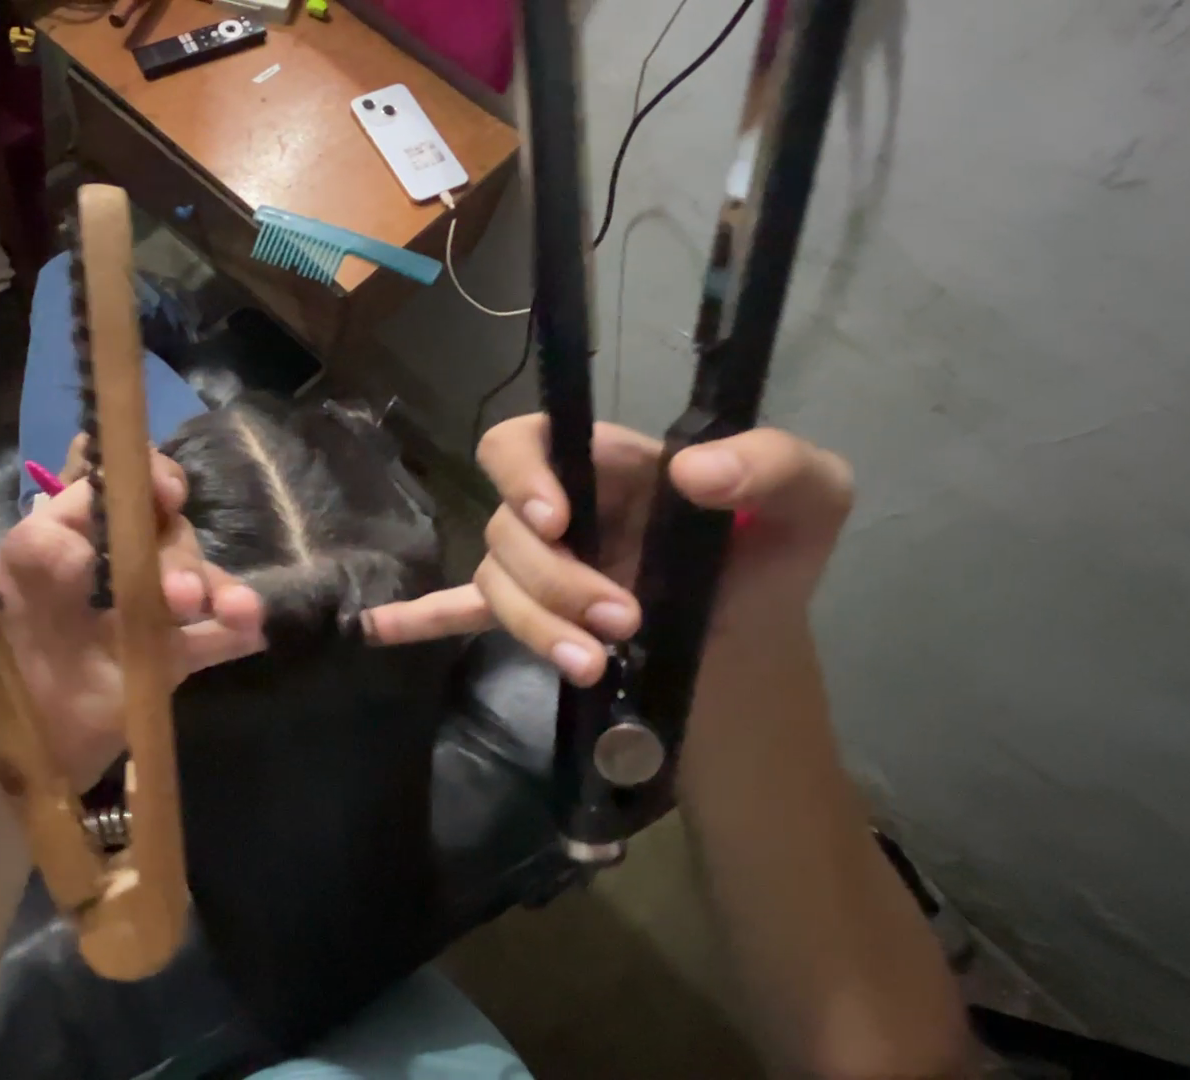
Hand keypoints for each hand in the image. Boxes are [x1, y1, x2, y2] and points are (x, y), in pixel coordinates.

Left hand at [0, 423, 265, 792]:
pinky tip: (250, 627)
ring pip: (183, 577)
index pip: (85, 491)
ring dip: (204, 576)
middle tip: (168, 532)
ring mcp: (130, 623)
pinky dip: (233, 628)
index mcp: (36, 551)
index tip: (131, 468)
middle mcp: (94, 577)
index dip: (114, 469)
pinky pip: (205, 643)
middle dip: (167, 524)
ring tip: (201, 604)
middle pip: (149, 524)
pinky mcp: (158, 671)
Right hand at [363, 416, 852, 684]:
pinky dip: (420, 619)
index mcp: (605, 465)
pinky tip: (377, 631)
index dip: (523, 475)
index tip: (556, 519)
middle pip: (504, 528)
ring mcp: (537, 568)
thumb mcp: (812, 497)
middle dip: (553, 577)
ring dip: (534, 622)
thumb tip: (696, 474)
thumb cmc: (768, 559)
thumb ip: (773, 463)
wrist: (747, 643)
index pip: (527, 441)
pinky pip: (459, 612)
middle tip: (618, 618)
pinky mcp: (530, 618)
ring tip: (593, 662)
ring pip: (493, 583)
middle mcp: (559, 511)